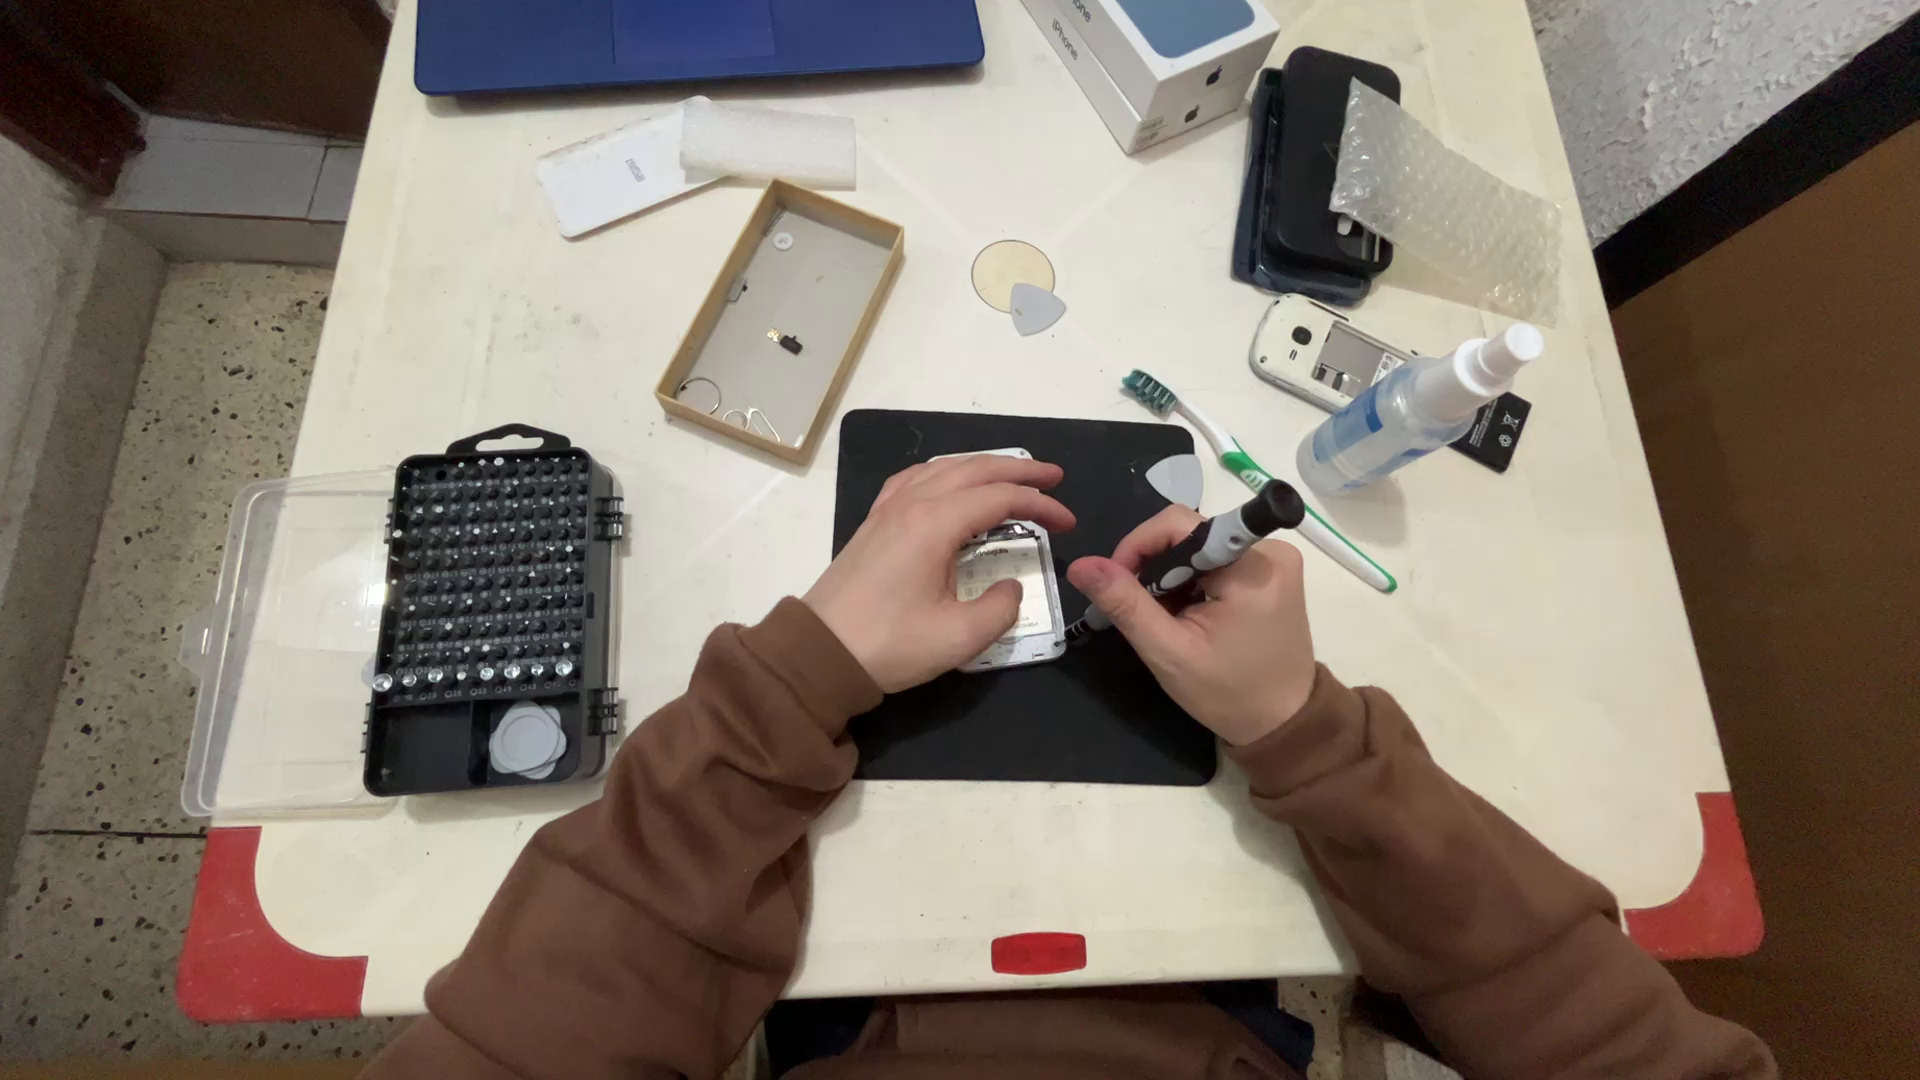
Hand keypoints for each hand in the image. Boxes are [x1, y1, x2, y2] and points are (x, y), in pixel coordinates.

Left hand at [805, 455, 1075, 692]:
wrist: (819, 652)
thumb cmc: (889, 645)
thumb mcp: (959, 638)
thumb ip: (1000, 608)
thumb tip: (1009, 587)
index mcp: (934, 524)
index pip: (999, 498)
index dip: (1040, 506)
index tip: (1068, 523)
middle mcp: (911, 503)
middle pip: (974, 470)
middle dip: (1019, 470)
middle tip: (1054, 477)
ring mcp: (888, 509)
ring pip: (944, 467)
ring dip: (983, 466)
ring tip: (1012, 474)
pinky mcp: (874, 522)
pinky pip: (915, 478)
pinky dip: (945, 472)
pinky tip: (950, 483)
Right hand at [1067, 505, 1314, 745]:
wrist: (1283, 723)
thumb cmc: (1227, 693)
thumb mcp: (1167, 651)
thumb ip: (1124, 603)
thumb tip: (1081, 565)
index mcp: (1252, 567)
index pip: (1177, 524)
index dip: (1138, 546)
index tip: (1118, 583)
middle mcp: (1270, 551)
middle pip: (1187, 533)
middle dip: (1155, 567)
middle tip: (1142, 609)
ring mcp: (1274, 560)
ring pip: (1197, 545)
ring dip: (1170, 575)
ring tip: (1165, 616)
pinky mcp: (1271, 571)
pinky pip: (1214, 557)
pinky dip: (1191, 580)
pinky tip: (1187, 612)